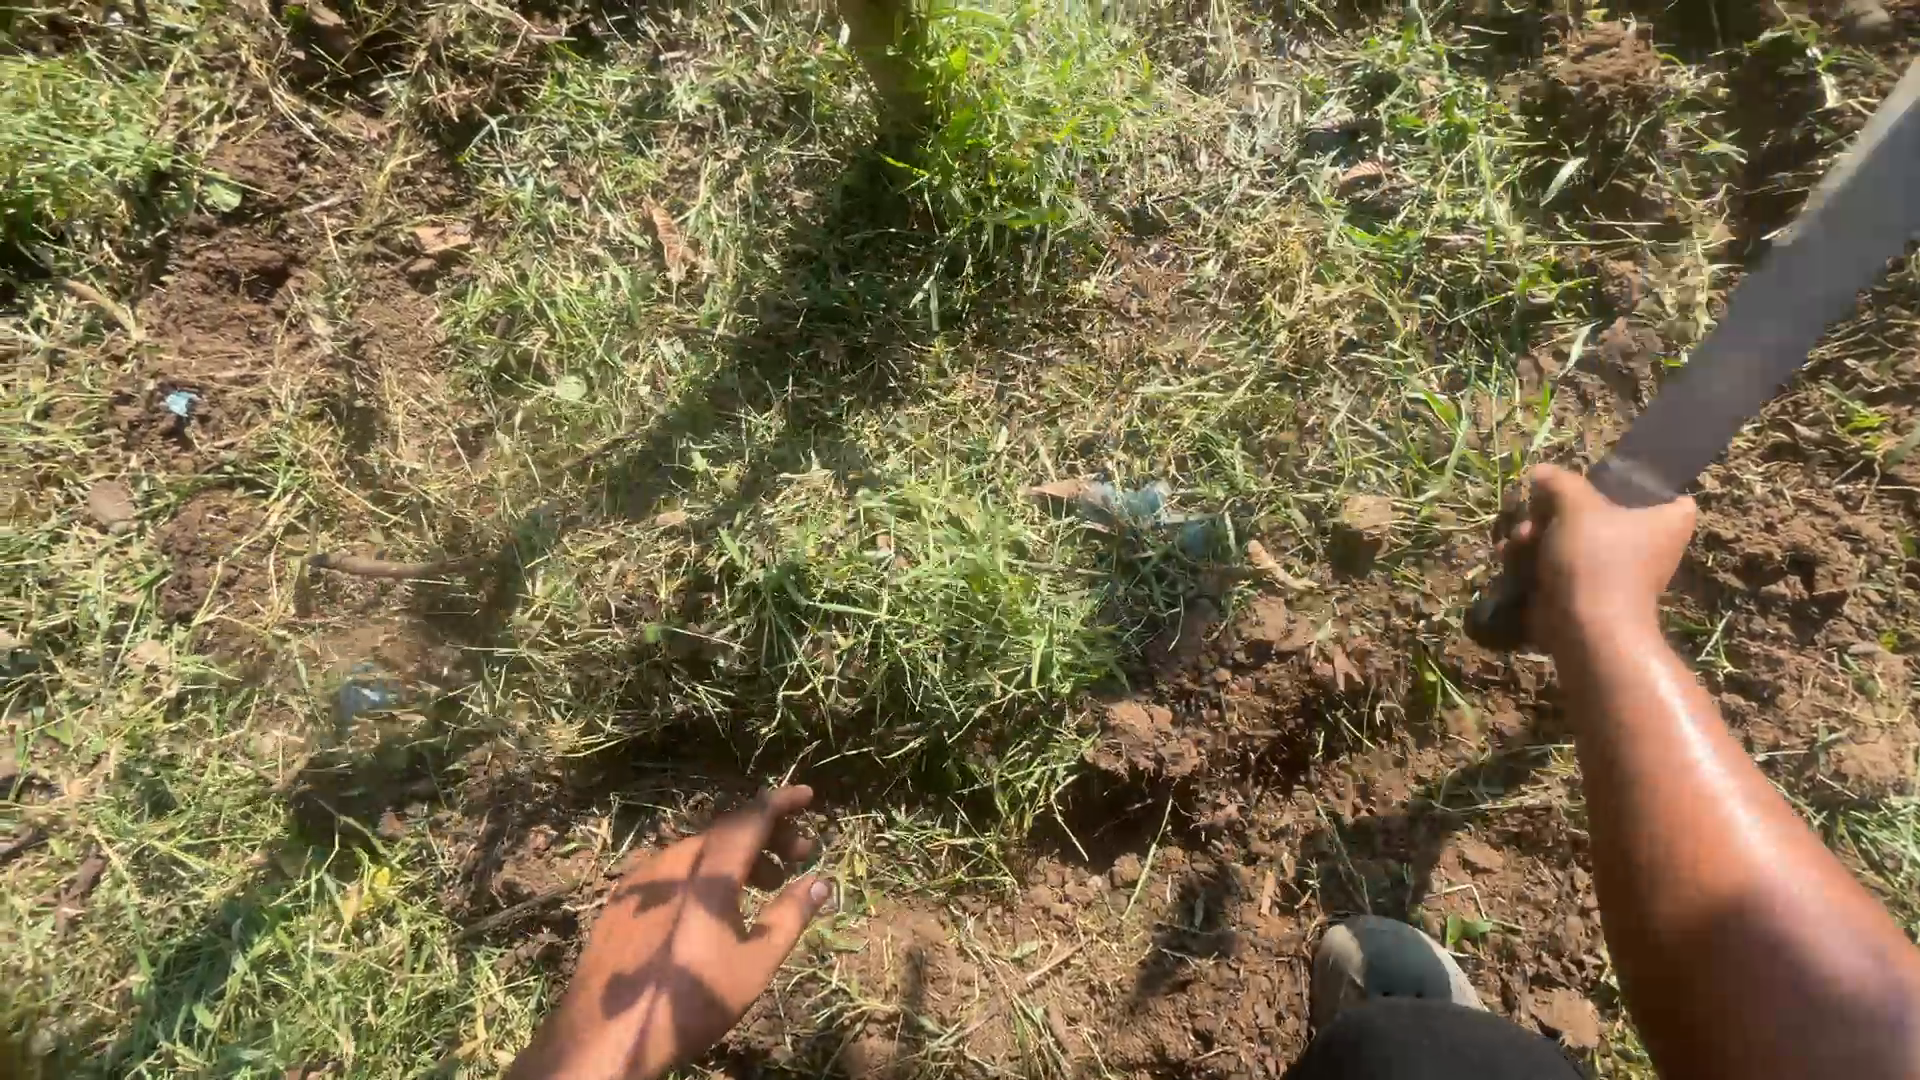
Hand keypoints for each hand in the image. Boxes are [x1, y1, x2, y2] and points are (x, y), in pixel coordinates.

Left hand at [507, 786, 833, 1079]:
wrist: (603, 1044)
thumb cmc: (690, 1003)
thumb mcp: (755, 964)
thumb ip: (790, 915)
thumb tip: (820, 881)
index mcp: (709, 872)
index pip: (752, 817)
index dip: (782, 802)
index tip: (808, 795)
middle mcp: (675, 863)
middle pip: (729, 830)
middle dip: (770, 835)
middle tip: (799, 855)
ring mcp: (644, 879)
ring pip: (702, 849)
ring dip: (740, 855)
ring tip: (766, 882)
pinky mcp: (623, 900)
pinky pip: (676, 868)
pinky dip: (708, 870)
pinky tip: (716, 903)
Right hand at [1500, 464, 1695, 651]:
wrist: (1585, 626)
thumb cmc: (1597, 561)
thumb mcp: (1578, 507)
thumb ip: (1560, 482)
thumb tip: (1540, 471)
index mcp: (1668, 517)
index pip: (1653, 486)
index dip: (1618, 481)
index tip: (1586, 486)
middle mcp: (1646, 539)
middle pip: (1592, 508)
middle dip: (1551, 512)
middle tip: (1537, 517)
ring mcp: (1612, 564)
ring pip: (1565, 533)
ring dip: (1534, 534)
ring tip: (1521, 543)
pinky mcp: (1583, 584)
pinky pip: (1555, 558)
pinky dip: (1532, 557)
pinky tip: (1515, 559)